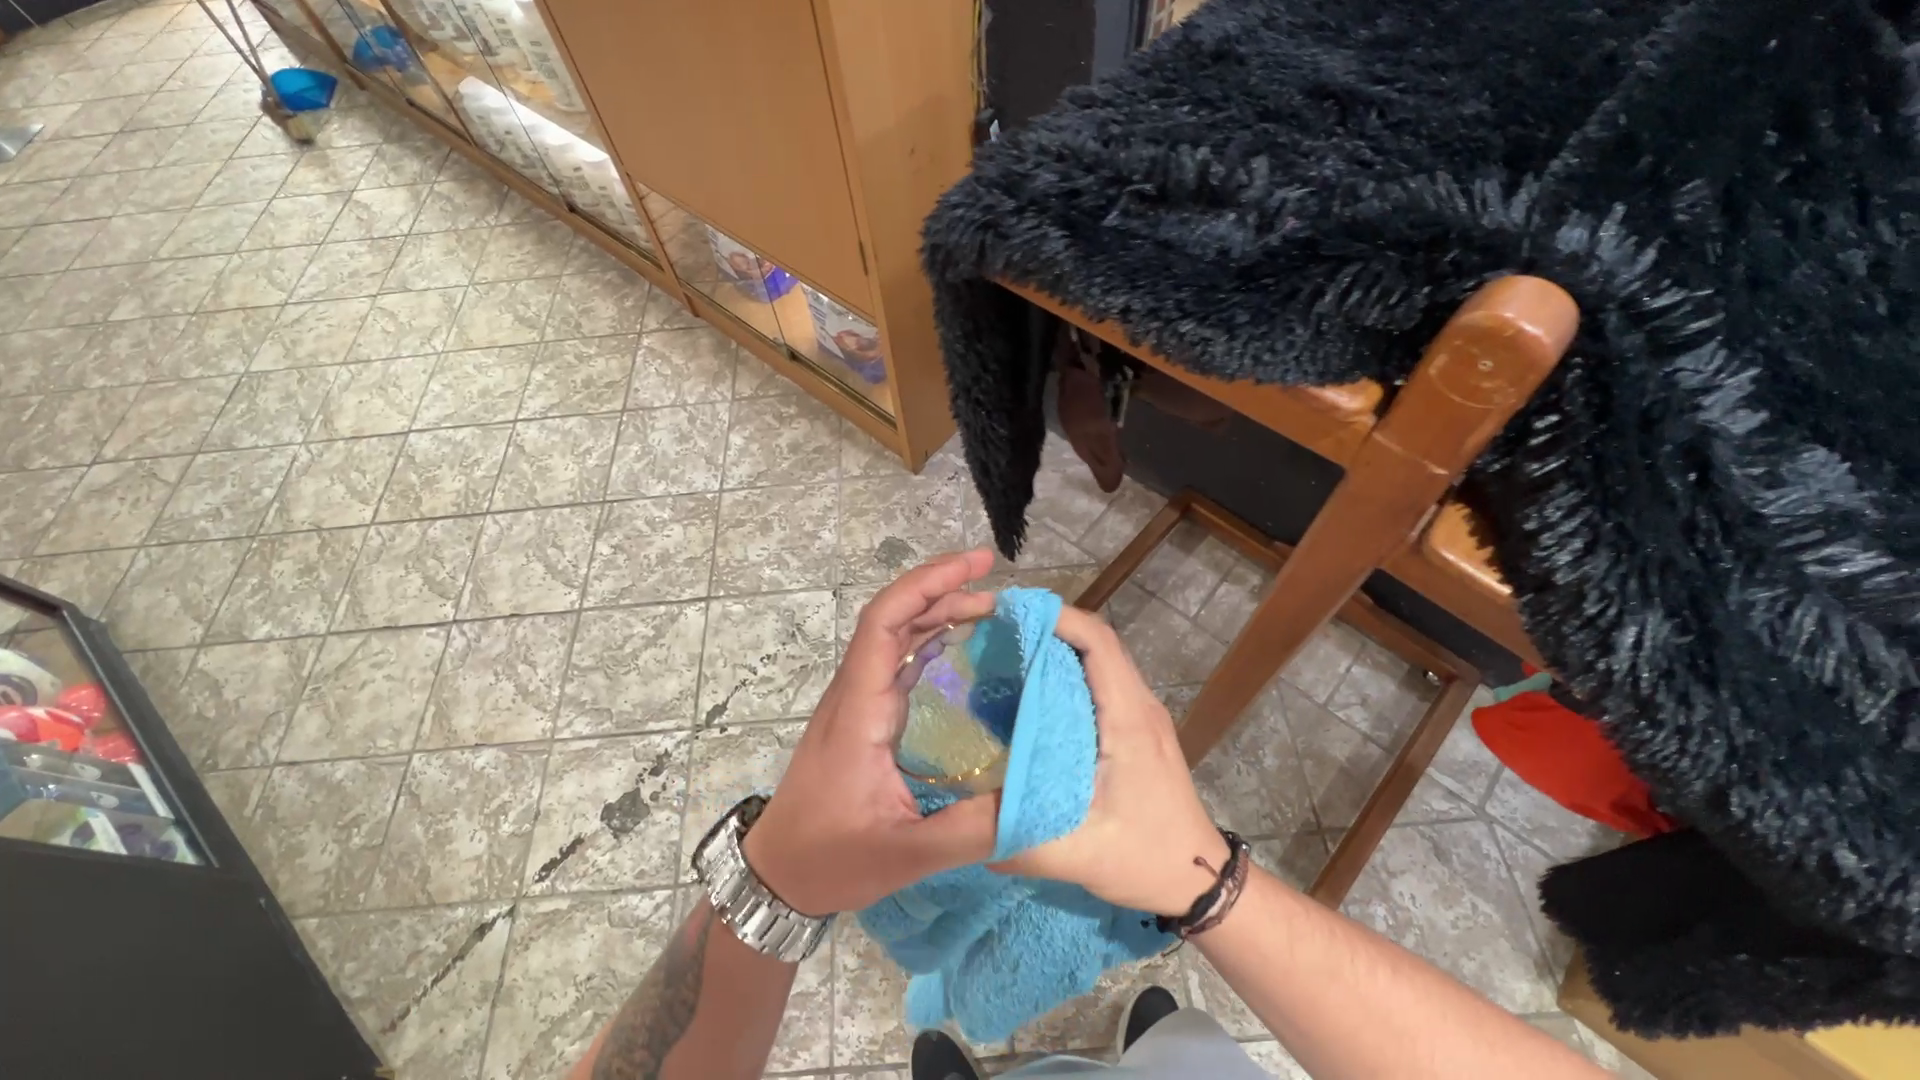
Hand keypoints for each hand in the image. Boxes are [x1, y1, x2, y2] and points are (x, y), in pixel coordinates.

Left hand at [742, 550, 1001, 915]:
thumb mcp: (908, 853)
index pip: (885, 624)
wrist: (776, 874)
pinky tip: (955, 645)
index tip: (976, 567)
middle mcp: (854, 694)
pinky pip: (893, 662)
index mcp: (860, 711)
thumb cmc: (831, 860)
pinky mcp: (860, 718)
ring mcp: (854, 704)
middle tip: (995, 579)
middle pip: (890, 618)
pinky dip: (926, 641)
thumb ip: (972, 829)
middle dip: (939, 587)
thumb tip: (1039, 794)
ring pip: (891, 637)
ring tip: (987, 606)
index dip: (927, 584)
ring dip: (934, 611)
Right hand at [991, 605, 1227, 916]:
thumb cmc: (1146, 859)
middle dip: (1047, 628)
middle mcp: (1139, 706)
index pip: (1097, 642)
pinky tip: (1031, 698)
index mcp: (1128, 719)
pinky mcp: (1138, 731)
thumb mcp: (1077, 854)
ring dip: (1057, 650)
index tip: (1008, 614)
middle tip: (993, 635)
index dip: (1056, 617)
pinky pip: (1102, 684)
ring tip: (1005, 657)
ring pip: (1100, 661)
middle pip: (1096, 642)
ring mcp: (1142, 716)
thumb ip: (1015, 837)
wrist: (1200, 880)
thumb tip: (949, 821)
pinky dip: (1068, 675)